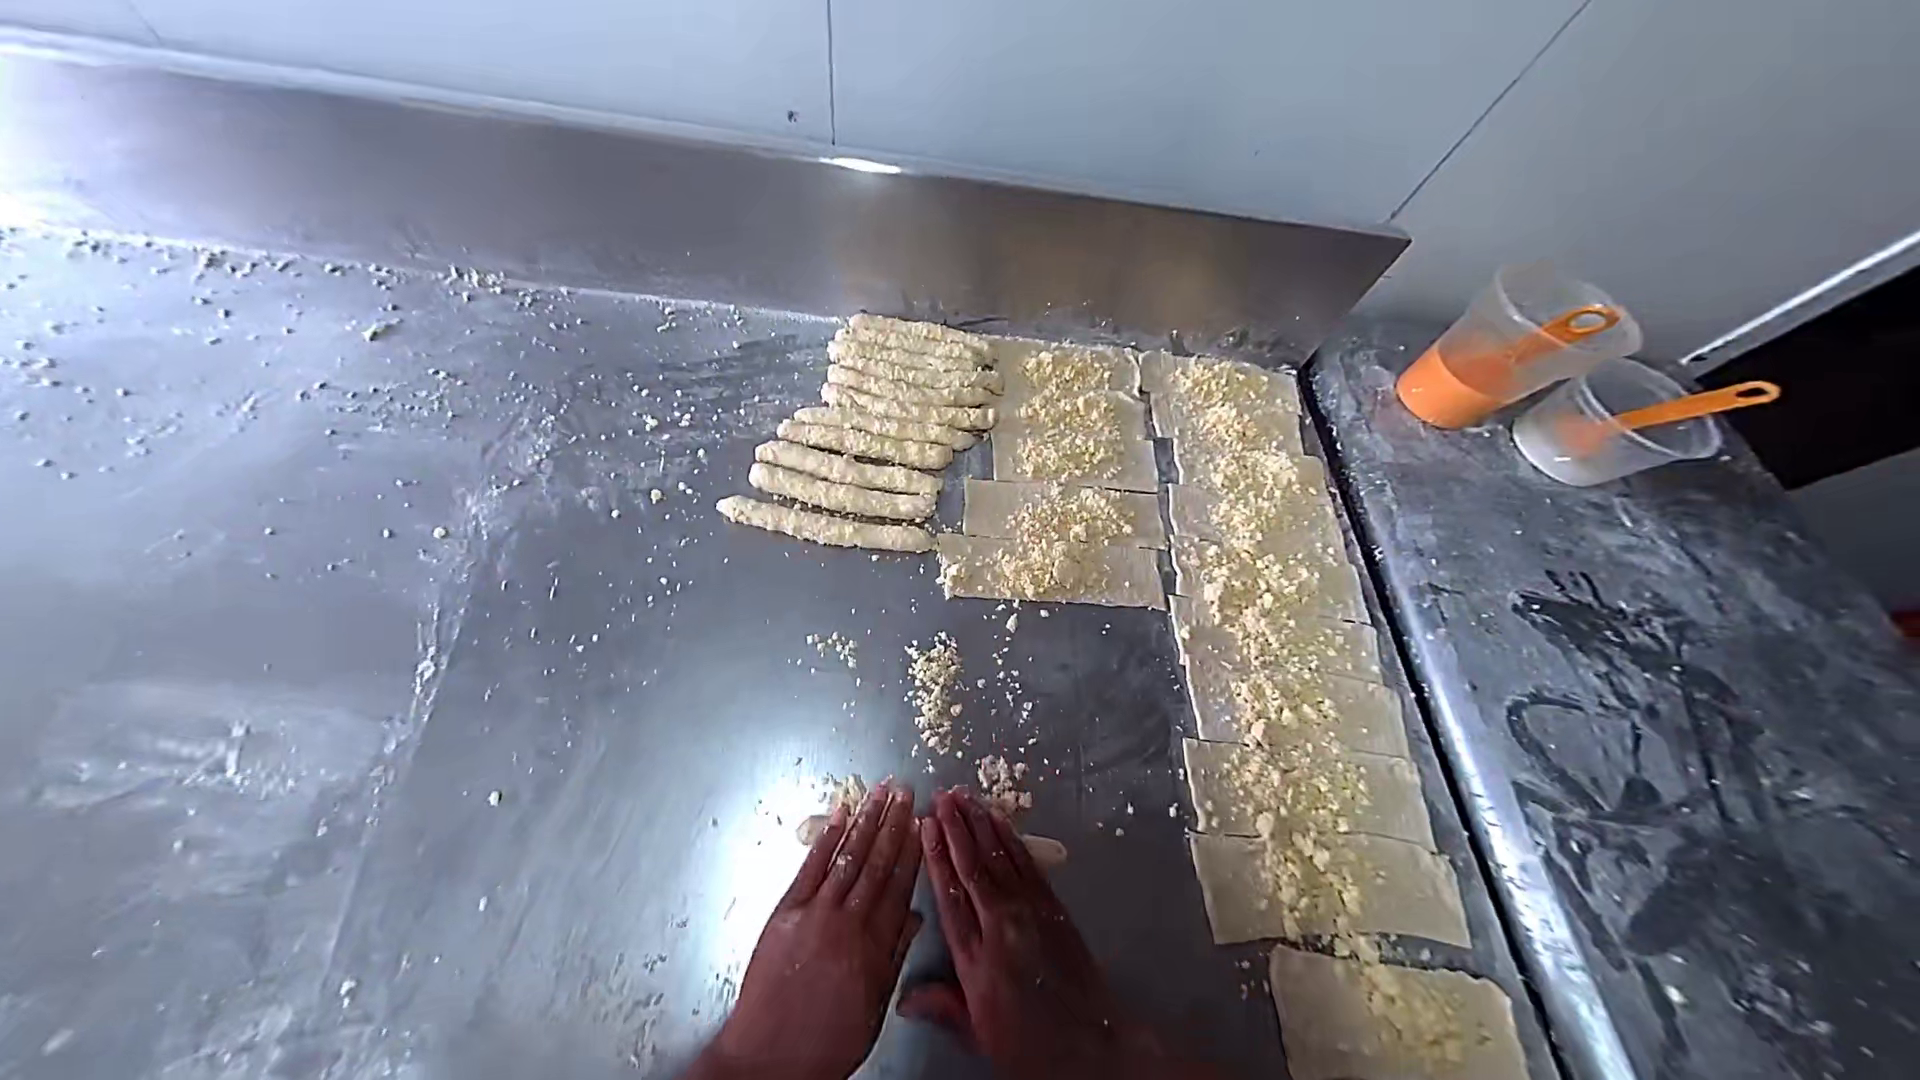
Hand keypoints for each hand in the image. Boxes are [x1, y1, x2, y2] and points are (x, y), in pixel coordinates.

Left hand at [688, 780, 922, 1079]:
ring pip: (849, 857)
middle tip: (905, 792)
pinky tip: (841, 815)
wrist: (766, 1061)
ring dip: (867, 820)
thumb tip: (915, 918)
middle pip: (878, 863)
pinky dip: (827, 839)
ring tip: (881, 792)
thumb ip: (894, 957)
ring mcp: (815, 912)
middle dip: (894, 823)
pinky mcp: (786, 912)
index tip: (922, 823)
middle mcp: (848, 922)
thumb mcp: (873, 1007)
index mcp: (873, 946)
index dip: (913, 851)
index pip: (900, 886)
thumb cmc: (824, 1042)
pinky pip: (811, 867)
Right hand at [898, 789, 1175, 1079]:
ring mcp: (1028, 909)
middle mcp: (1000, 924)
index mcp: (975, 957)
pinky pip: (1025, 862)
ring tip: (964, 796)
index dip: (936, 855)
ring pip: (998, 856)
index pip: (949, 894)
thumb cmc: (1029, 1043)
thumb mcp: (978, 1032)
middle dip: (955, 827)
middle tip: (942, 796)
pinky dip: (1009, 837)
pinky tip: (997, 820)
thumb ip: (943, 1005)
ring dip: (980, 823)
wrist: (1091, 1044)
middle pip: (972, 865)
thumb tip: (905, 998)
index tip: (926, 826)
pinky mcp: (1051, 904)